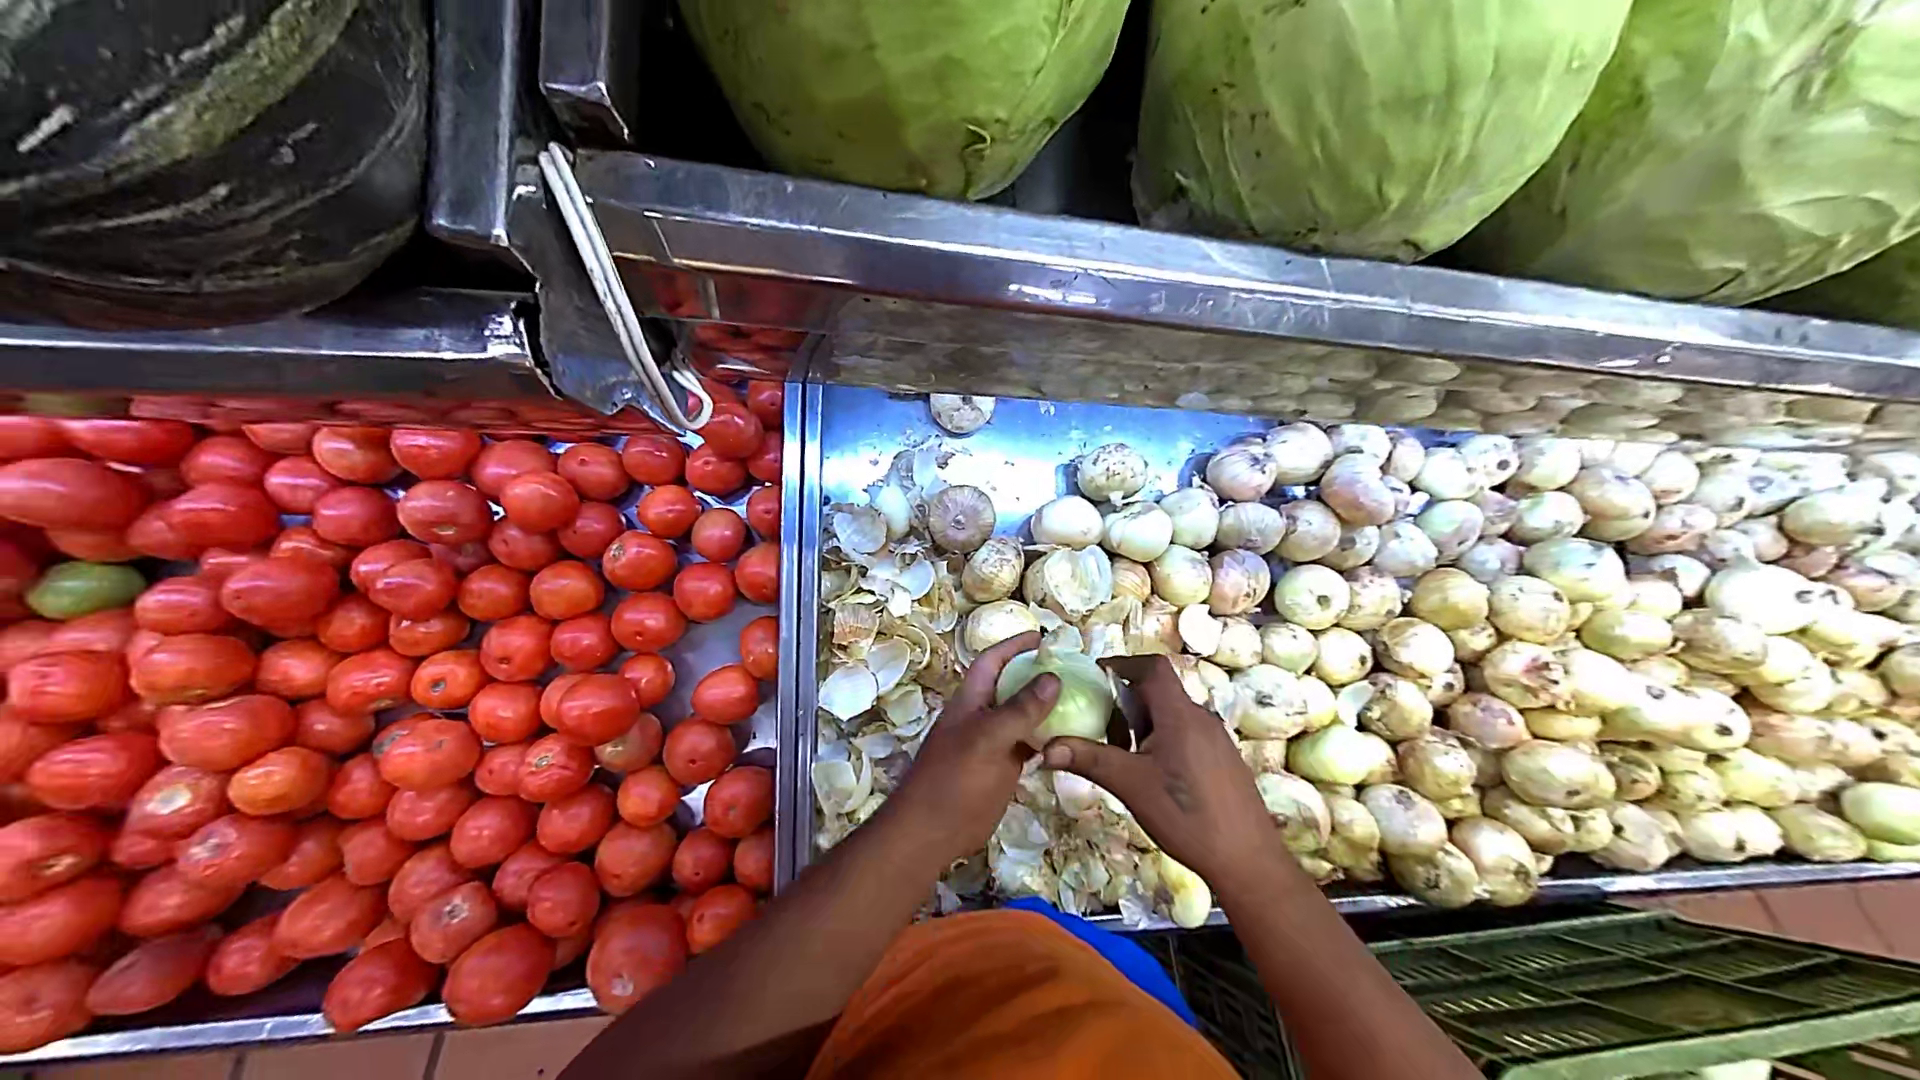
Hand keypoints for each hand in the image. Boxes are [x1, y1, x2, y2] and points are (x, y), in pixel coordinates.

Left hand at [881, 631, 1058, 868]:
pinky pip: (1028, 745)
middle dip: (1036, 675)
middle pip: (1011, 686)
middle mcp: (982, 716)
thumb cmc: (955, 778)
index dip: (1014, 646)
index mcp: (971, 700)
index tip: (1042, 636)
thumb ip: (1020, 708)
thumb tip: (1052, 676)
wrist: (932, 832)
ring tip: (1080, 699)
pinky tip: (1071, 739)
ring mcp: (992, 743)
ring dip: (1046, 708)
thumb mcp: (989, 738)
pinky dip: (1048, 740)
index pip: (992, 661)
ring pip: (1022, 717)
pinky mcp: (1002, 769)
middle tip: (1073, 669)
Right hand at [1041, 654, 1282, 894]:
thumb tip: (1044, 748)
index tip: (1094, 677)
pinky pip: (1184, 733)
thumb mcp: (1131, 785)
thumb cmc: (1187, 816)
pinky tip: (1150, 773)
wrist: (1248, 860)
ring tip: (1120, 752)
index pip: (1151, 667)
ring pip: (1170, 714)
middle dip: (1124, 701)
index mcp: (1180, 714)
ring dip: (1141, 723)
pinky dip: (1160, 738)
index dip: (1121, 664)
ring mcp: (1215, 739)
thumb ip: (1089, 759)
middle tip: (1099, 724)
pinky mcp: (1221, 759)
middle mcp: (1200, 718)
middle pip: (1158, 690)